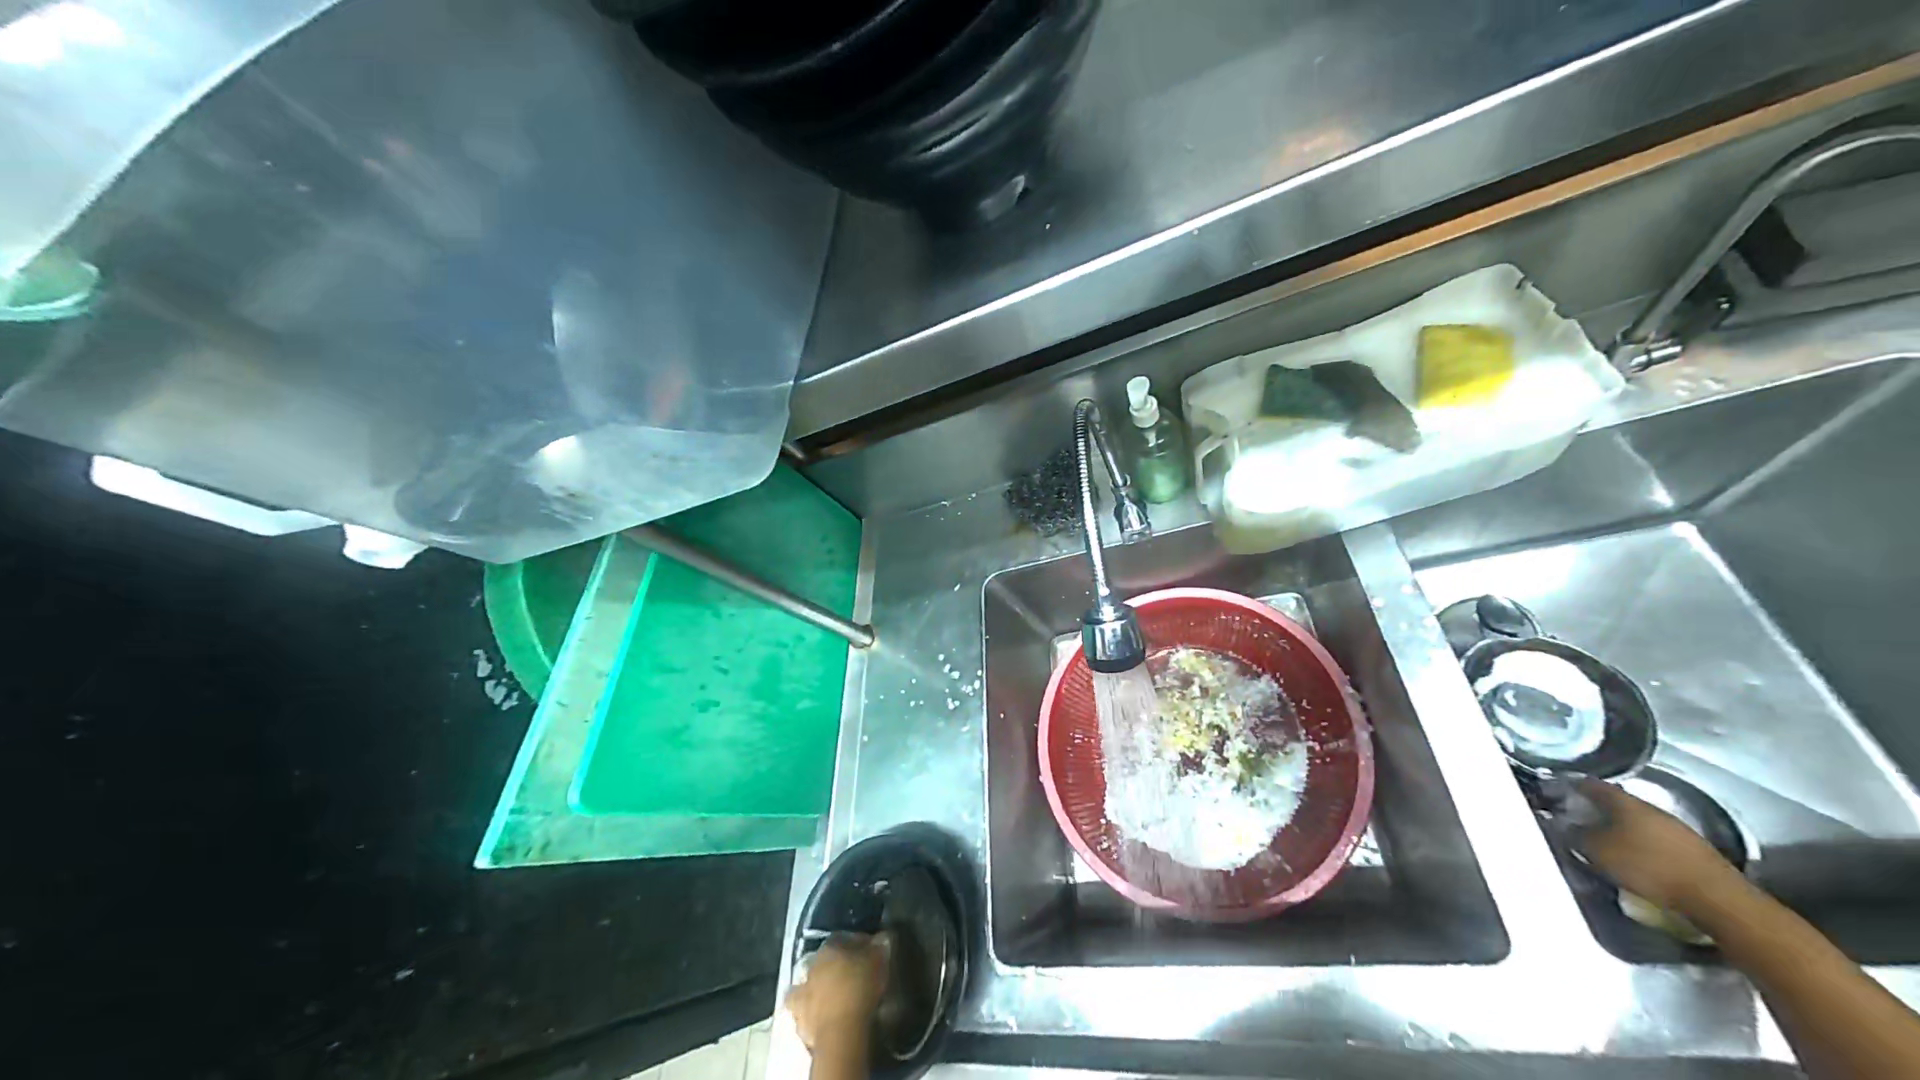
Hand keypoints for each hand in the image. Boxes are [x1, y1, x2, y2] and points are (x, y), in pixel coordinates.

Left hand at [788, 933, 888, 1051]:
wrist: (840, 1031)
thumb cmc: (860, 988)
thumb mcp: (878, 961)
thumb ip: (879, 946)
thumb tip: (882, 937)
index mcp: (829, 947)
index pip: (843, 938)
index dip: (858, 944)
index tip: (871, 951)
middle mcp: (811, 965)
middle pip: (825, 961)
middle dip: (838, 966)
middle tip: (854, 975)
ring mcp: (802, 992)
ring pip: (810, 985)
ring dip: (820, 989)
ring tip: (836, 998)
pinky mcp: (799, 1019)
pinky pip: (805, 1012)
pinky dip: (813, 1013)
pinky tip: (824, 1018)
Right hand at [1572, 779, 1742, 914]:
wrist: (1718, 900)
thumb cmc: (1650, 868)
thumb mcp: (1598, 852)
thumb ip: (1574, 834)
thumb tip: (1559, 823)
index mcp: (1627, 803)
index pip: (1592, 785)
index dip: (1572, 786)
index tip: (1556, 791)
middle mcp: (1653, 809)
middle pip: (1617, 802)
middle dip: (1596, 808)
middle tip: (1576, 817)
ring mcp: (1677, 830)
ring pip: (1638, 821)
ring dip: (1619, 826)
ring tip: (1603, 839)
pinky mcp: (1693, 851)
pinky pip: (1655, 838)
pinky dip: (1639, 842)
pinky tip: (1633, 856)